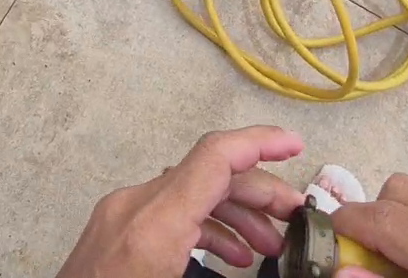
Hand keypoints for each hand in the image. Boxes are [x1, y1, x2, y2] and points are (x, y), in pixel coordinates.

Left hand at [56, 125, 306, 276]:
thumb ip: (229, 276)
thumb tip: (268, 261)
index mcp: (152, 226)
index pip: (214, 157)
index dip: (261, 143)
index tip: (295, 145)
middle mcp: (133, 207)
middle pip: (208, 174)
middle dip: (258, 191)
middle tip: (295, 219)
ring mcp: (118, 216)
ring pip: (189, 191)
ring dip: (235, 210)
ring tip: (270, 245)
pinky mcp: (111, 231)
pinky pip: (168, 212)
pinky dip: (204, 224)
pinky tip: (230, 256)